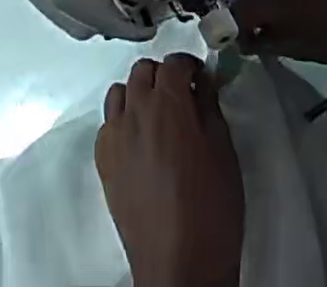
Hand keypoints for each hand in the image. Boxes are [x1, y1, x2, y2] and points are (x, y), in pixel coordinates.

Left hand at [95, 54, 243, 286]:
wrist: (178, 263)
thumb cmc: (211, 209)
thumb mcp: (223, 152)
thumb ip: (210, 108)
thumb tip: (201, 85)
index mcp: (168, 104)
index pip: (173, 63)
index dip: (188, 65)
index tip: (199, 76)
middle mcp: (135, 110)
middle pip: (142, 71)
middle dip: (162, 74)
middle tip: (180, 92)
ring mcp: (114, 133)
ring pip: (120, 91)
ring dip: (138, 93)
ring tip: (156, 113)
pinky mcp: (102, 157)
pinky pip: (108, 122)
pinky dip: (123, 119)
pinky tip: (139, 139)